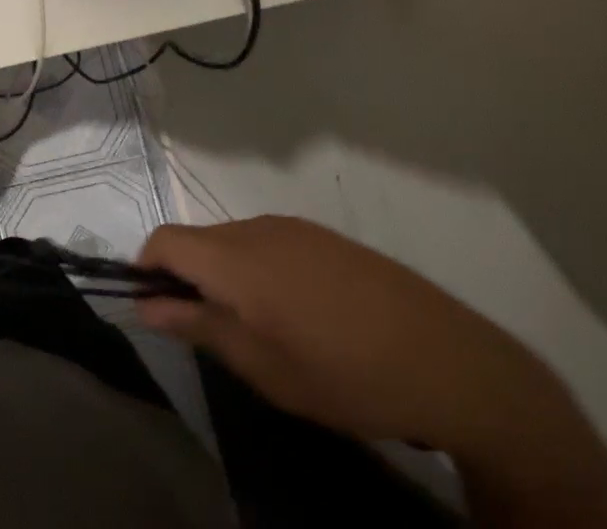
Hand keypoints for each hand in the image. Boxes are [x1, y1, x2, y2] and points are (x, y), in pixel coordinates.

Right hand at [136, 216, 574, 459]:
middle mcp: (263, 230)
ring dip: (226, 273)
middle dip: (188, 276)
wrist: (460, 370)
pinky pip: (274, 243)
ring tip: (258, 325)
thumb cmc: (346, 376)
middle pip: (199, 239)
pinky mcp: (335, 241)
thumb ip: (198, 327)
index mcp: (237, 259)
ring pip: (236, 240)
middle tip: (209, 329)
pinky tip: (299, 312)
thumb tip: (145, 305)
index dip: (147, 270)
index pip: (165, 241)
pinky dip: (262, 268)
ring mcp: (303, 231)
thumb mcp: (262, 366)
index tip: (157, 308)